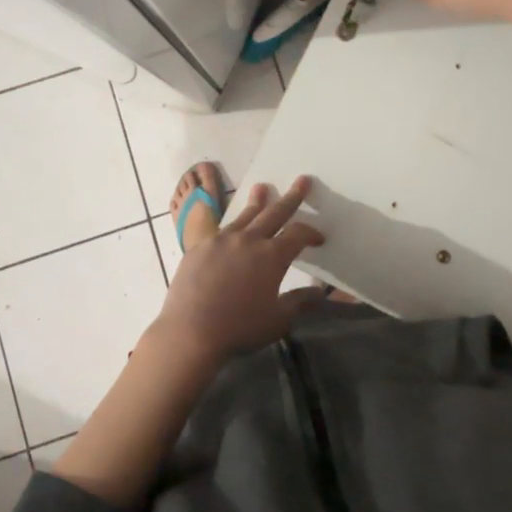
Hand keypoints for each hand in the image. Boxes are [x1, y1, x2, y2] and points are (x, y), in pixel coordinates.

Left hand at [150, 177, 324, 362]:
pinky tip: (229, 225)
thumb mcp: (278, 320)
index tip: (319, 239)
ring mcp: (221, 240)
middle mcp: (248, 240)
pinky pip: (219, 229)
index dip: (311, 233)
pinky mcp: (199, 246)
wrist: (191, 331)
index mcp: (272, 257)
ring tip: (262, 187)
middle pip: (274, 212)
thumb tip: (319, 292)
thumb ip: (299, 302)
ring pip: (245, 215)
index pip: (298, 235)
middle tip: (302, 180)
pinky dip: (230, 223)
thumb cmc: (240, 328)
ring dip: (257, 201)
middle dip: (291, 197)